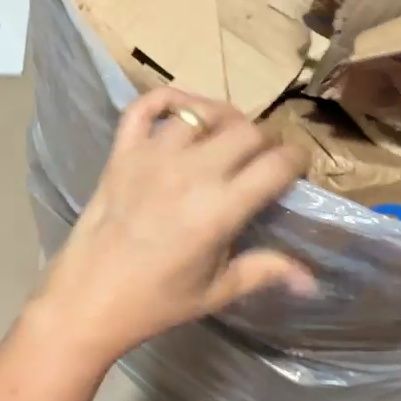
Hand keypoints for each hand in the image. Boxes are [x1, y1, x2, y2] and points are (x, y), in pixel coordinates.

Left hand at [30, 87, 315, 363]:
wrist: (88, 296)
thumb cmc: (156, 300)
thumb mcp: (216, 291)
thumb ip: (266, 271)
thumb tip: (312, 280)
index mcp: (220, 209)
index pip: (276, 164)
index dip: (297, 159)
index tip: (296, 167)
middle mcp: (191, 172)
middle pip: (246, 131)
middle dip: (266, 140)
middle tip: (264, 158)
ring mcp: (152, 156)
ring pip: (202, 112)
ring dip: (224, 118)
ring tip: (228, 136)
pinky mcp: (122, 151)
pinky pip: (145, 106)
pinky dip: (167, 99)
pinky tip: (183, 112)